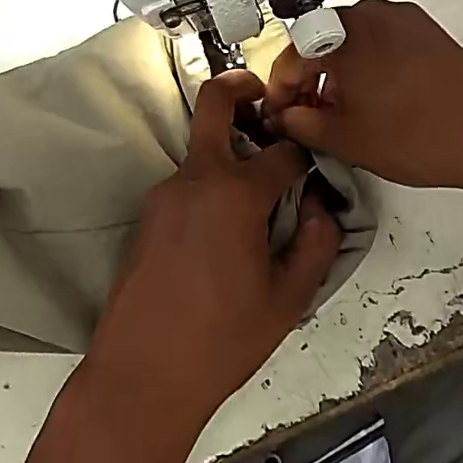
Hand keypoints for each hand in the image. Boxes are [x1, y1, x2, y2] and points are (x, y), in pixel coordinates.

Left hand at [83, 70, 342, 431]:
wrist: (140, 377)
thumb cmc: (220, 340)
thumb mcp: (289, 296)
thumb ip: (317, 241)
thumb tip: (321, 206)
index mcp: (234, 194)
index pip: (284, 150)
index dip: (308, 153)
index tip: (317, 167)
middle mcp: (194, 181)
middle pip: (215, 103)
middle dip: (244, 85)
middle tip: (269, 98)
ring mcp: (164, 196)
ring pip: (203, 148)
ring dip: (232, 149)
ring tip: (261, 195)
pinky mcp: (148, 217)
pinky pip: (189, 184)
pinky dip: (213, 185)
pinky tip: (229, 230)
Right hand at [264, 0, 462, 194]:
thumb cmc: (429, 135)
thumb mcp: (347, 140)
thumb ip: (303, 125)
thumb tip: (290, 118)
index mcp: (342, 35)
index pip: (291, 55)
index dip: (279, 89)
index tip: (280, 110)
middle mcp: (373, 15)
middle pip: (320, 42)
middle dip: (308, 80)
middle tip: (306, 115)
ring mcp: (404, 21)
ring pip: (351, 42)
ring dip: (337, 74)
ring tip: (342, 115)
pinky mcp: (426, 33)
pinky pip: (382, 44)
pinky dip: (367, 68)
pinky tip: (374, 103)